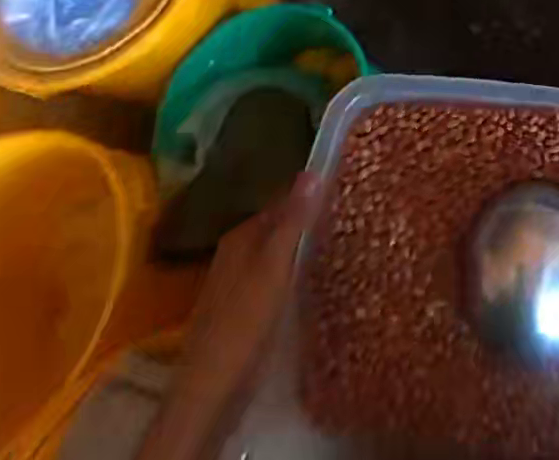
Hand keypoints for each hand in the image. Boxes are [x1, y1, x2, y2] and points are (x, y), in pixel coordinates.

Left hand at [142, 173, 321, 459]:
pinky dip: (293, 273)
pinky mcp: (244, 309)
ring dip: (301, 248)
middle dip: (306, 221)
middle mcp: (236, 253)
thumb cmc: (245, 320)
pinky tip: (312, 281)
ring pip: (276, 253)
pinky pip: (274, 277)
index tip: (341, 189)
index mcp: (241, 236)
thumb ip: (292, 221)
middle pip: (277, 227)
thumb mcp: (274, 266)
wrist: (211, 388)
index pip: (280, 202)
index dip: (308, 195)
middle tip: (347, 216)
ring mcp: (237, 282)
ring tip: (338, 244)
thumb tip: (311, 170)